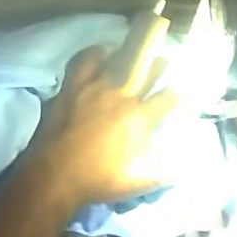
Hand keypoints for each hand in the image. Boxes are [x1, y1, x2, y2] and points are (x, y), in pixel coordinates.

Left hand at [20, 46, 178, 207]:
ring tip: (131, 52)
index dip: (175, 95)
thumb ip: (160, 176)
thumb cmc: (98, 181)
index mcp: (139, 120)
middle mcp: (121, 97)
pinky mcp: (73, 86)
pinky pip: (84, 61)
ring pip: (117, 60)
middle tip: (161, 60)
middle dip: (156, 65)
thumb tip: (179, 173)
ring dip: (128, 54)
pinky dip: (93, 53)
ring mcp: (95, 88)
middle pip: (145, 71)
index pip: (166, 99)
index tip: (176, 93)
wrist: (57, 174)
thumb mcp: (136, 184)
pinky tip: (99, 53)